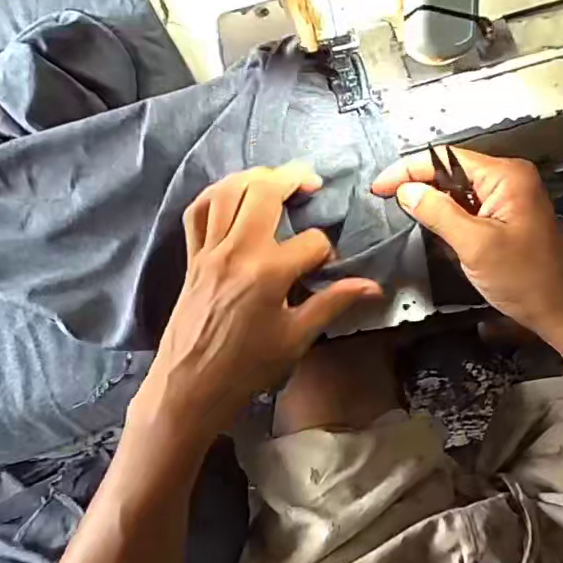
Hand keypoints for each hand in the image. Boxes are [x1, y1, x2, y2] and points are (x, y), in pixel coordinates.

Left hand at [134, 163, 384, 441]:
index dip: (326, 250)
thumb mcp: (296, 339)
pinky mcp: (191, 257)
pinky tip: (230, 195)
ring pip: (226, 192)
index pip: (311, 241)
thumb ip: (332, 303)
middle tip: (311, 179)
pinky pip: (197, 213)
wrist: (190, 385)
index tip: (326, 264)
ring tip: (274, 178)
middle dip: (292, 177)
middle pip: (263, 191)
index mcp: (268, 272)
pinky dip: (213, 195)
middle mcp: (236, 251)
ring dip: (252, 176)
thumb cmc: (245, 368)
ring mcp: (209, 251)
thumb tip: (373, 286)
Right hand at [370, 148, 562, 344]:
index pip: (445, 159)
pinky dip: (443, 214)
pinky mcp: (502, 216)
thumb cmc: (523, 278)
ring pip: (454, 189)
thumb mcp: (475, 245)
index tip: (377, 188)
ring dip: (429, 200)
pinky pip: (464, 206)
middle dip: (416, 183)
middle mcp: (507, 178)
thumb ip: (438, 213)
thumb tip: (405, 190)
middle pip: (449, 170)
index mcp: (505, 176)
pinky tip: (428, 227)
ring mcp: (506, 197)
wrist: (562, 311)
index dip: (408, 170)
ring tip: (399, 212)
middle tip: (383, 201)